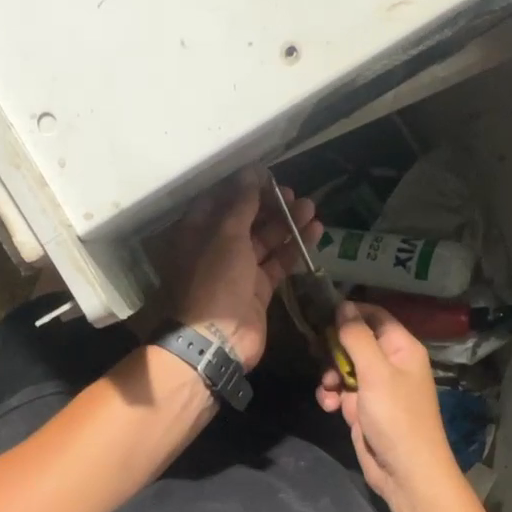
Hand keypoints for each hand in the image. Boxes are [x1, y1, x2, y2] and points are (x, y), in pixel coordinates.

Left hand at [164, 168, 320, 369]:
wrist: (216, 339)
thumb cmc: (215, 280)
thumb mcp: (226, 234)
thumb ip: (242, 203)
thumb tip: (252, 172)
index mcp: (197, 232)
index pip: (220, 200)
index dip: (243, 186)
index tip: (268, 174)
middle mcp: (215, 248)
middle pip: (245, 219)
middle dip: (270, 205)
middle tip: (294, 194)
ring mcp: (237, 271)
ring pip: (265, 240)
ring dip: (287, 224)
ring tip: (310, 208)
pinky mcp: (257, 290)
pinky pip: (277, 263)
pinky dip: (294, 249)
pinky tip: (314, 231)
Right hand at [317, 302, 459, 511]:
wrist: (405, 470)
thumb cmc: (396, 417)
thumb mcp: (375, 372)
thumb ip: (357, 338)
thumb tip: (343, 306)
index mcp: (402, 348)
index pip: (375, 316)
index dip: (350, 313)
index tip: (322, 316)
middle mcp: (390, 364)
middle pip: (355, 341)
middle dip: (334, 349)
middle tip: (319, 356)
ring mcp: (376, 387)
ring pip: (343, 368)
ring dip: (329, 376)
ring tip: (328, 390)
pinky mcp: (363, 409)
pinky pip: (341, 392)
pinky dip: (332, 397)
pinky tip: (329, 407)